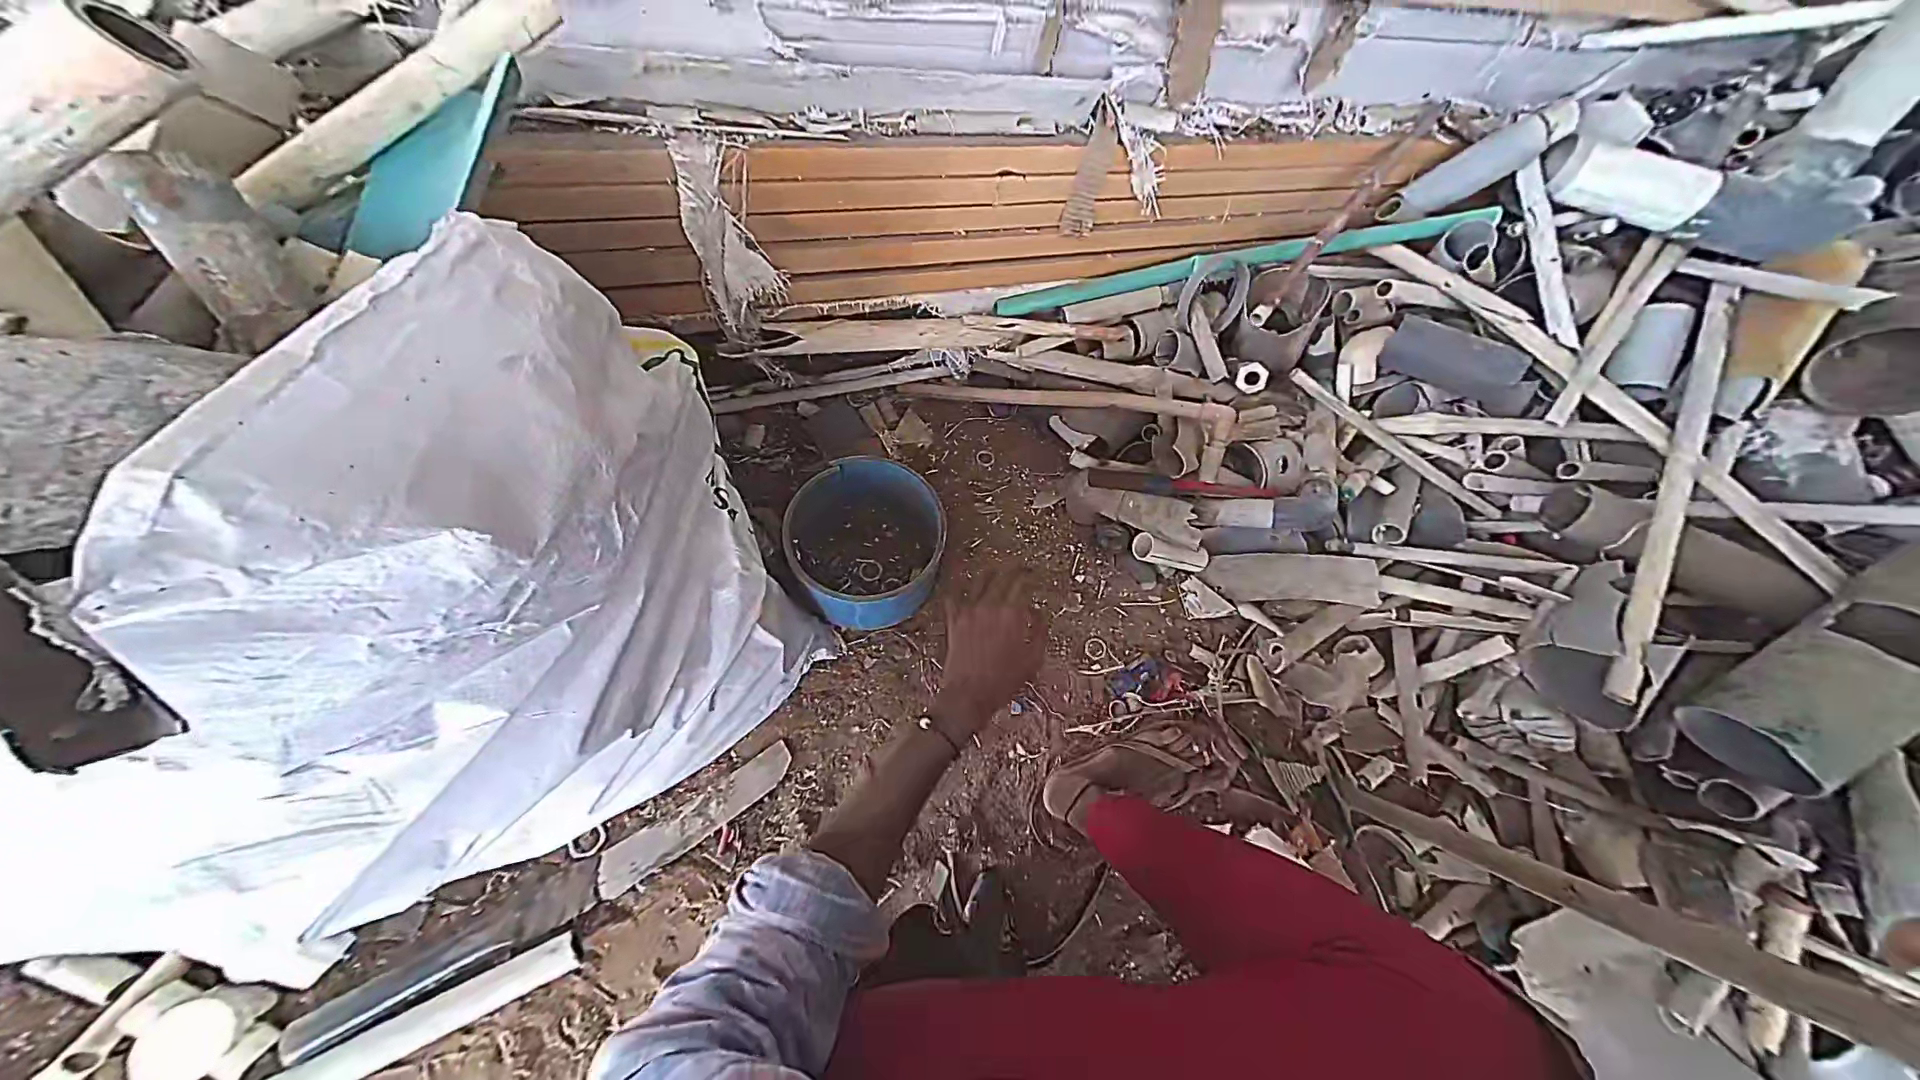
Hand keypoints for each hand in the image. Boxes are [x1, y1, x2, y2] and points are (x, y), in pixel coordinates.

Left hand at [931, 569, 1048, 734]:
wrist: (969, 696)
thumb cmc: (1001, 683)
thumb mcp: (1033, 659)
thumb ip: (1040, 632)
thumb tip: (1041, 616)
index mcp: (1012, 615)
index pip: (1023, 585)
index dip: (1030, 579)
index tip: (1034, 579)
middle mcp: (990, 607)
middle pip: (1003, 577)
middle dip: (1013, 570)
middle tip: (1019, 568)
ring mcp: (969, 612)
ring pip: (979, 581)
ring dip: (989, 573)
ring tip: (995, 569)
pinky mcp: (954, 621)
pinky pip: (954, 597)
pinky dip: (960, 590)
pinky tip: (963, 587)